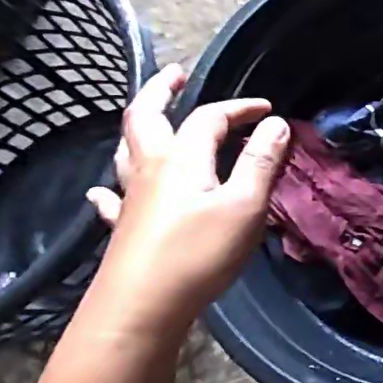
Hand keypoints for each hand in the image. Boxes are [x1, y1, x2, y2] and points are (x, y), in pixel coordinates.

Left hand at [82, 65, 288, 331]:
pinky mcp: (125, 226)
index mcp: (183, 158)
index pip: (210, 118)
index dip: (240, 108)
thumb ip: (262, 162)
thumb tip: (276, 124)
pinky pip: (115, 195)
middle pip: (148, 117)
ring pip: (129, 149)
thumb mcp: (245, 205)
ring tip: (153, 117)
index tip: (268, 110)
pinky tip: (106, 189)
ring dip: (143, 126)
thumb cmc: (199, 252)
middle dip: (163, 91)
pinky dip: (115, 183)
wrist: (141, 308)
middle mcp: (151, 169)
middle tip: (176, 74)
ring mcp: (132, 198)